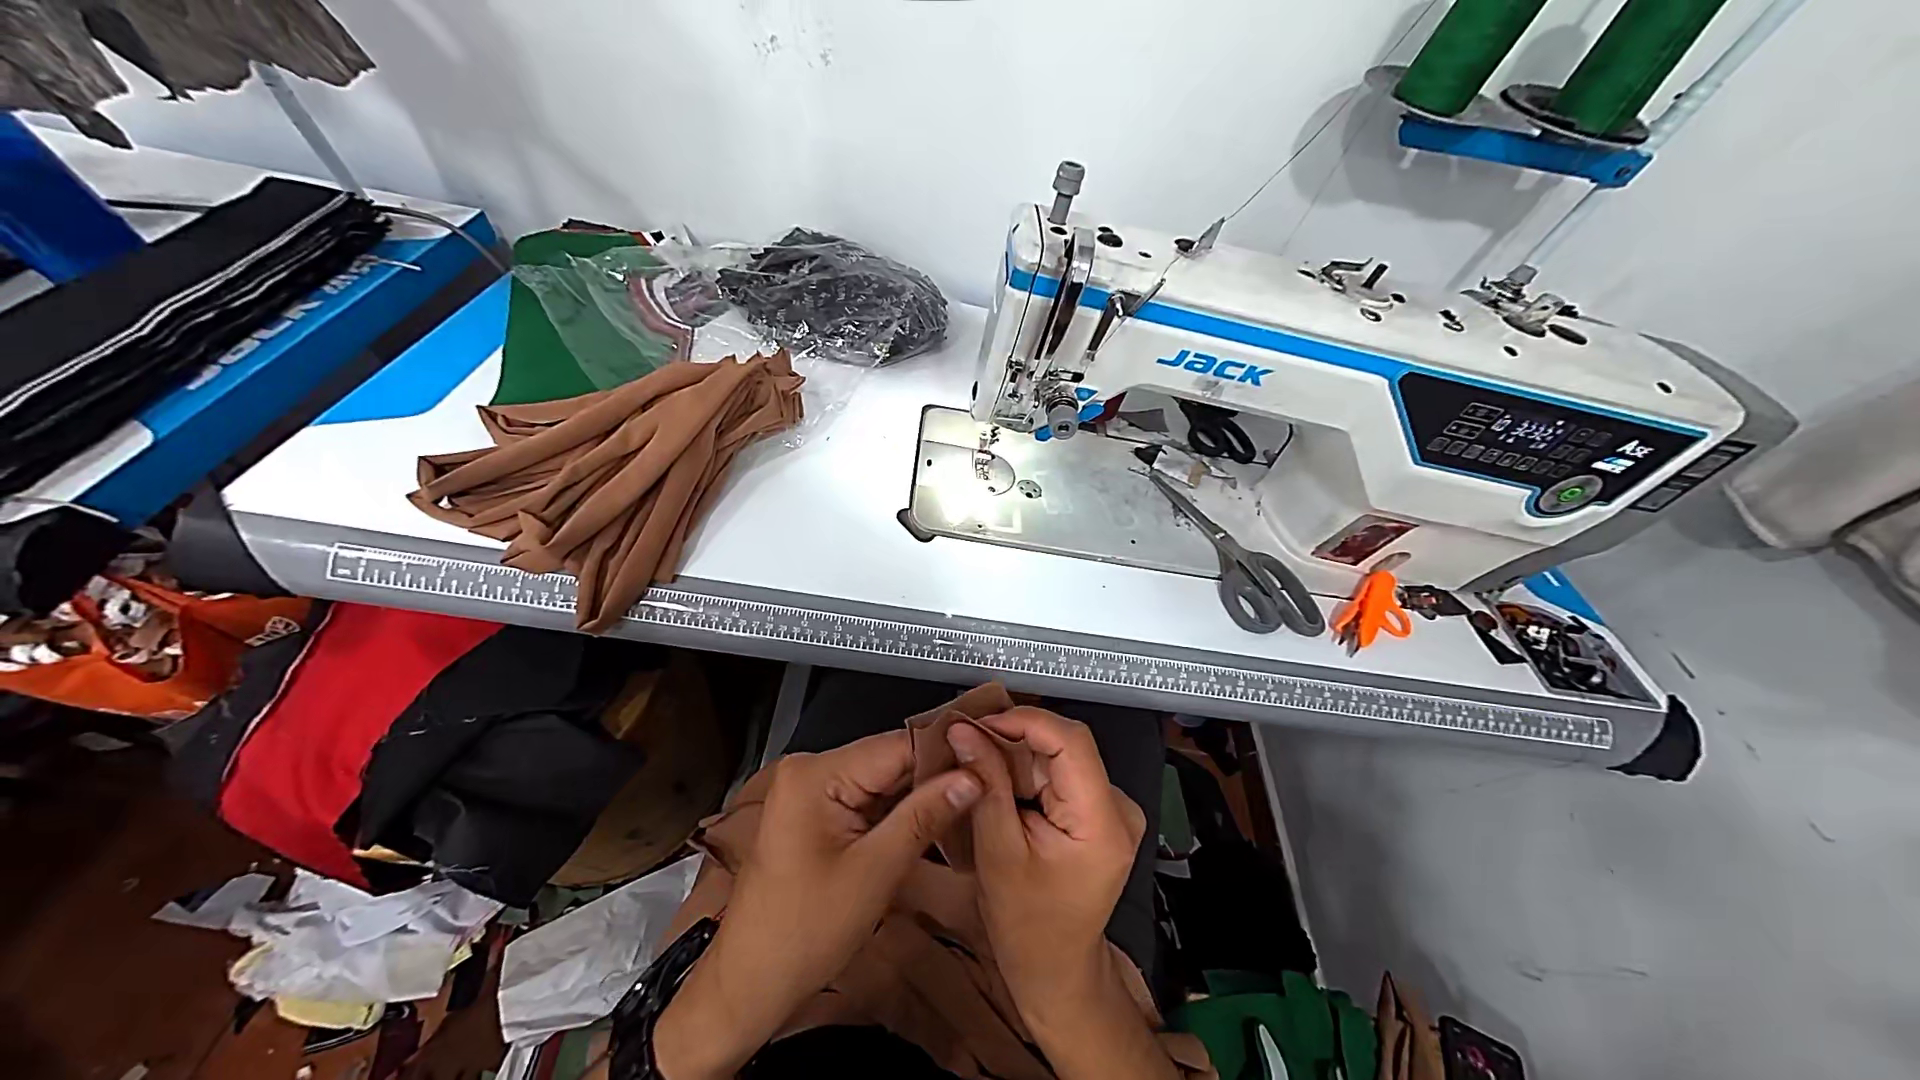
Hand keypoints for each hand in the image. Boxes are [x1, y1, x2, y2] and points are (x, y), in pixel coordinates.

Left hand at [655, 731, 981, 1079]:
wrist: (749, 982)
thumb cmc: (806, 932)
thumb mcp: (875, 872)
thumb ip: (925, 816)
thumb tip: (973, 775)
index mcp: (816, 773)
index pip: (897, 745)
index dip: (947, 752)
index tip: (993, 761)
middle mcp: (811, 768)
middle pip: (890, 758)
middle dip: (937, 774)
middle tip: (990, 784)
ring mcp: (812, 789)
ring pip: (883, 779)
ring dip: (922, 793)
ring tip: (974, 798)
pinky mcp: (817, 810)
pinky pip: (868, 798)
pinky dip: (900, 810)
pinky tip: (937, 816)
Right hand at [948, 708, 1146, 1028]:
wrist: (1055, 968)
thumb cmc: (1026, 924)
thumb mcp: (997, 851)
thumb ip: (985, 783)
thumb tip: (962, 729)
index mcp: (1103, 821)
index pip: (1071, 741)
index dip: (1023, 720)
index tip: (977, 723)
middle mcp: (1118, 806)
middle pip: (1063, 747)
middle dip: (1010, 740)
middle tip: (964, 743)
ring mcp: (1112, 808)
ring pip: (1057, 756)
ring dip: (1013, 756)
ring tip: (972, 763)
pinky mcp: (1098, 811)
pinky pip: (1059, 774)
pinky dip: (1024, 773)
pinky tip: (995, 782)